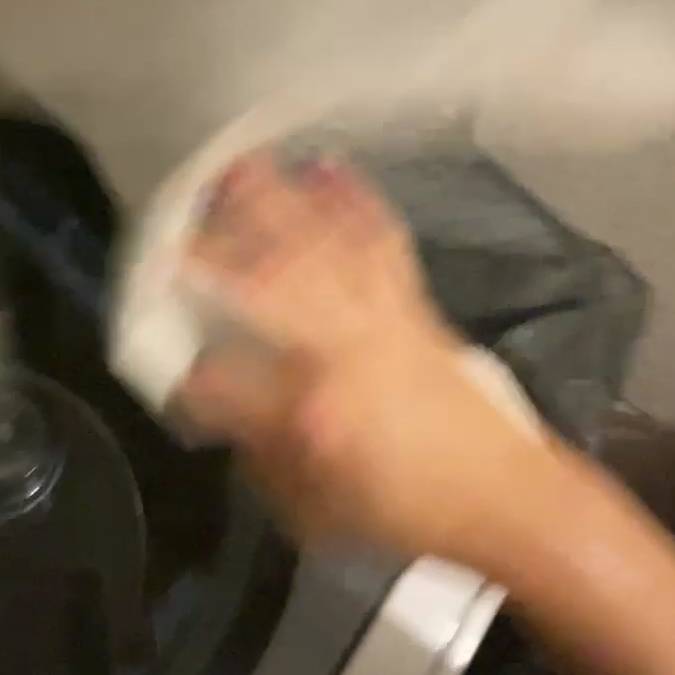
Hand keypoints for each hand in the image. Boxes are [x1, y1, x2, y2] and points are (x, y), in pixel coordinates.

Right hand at [175, 155, 561, 564]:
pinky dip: (352, 200)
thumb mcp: (310, 508)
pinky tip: (328, 166)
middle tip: (177, 210)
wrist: (505, 497)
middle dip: (217, 241)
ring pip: (318, 245)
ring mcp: (379, 315)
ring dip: (275, 201)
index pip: (223, 379)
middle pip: (268, 279)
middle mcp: (340, 348)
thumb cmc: (403, 510)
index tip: (170, 374)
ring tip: (241, 165)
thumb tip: (225, 405)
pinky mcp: (409, 301)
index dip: (186, 376)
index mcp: (310, 410)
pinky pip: (378, 239)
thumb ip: (257, 448)